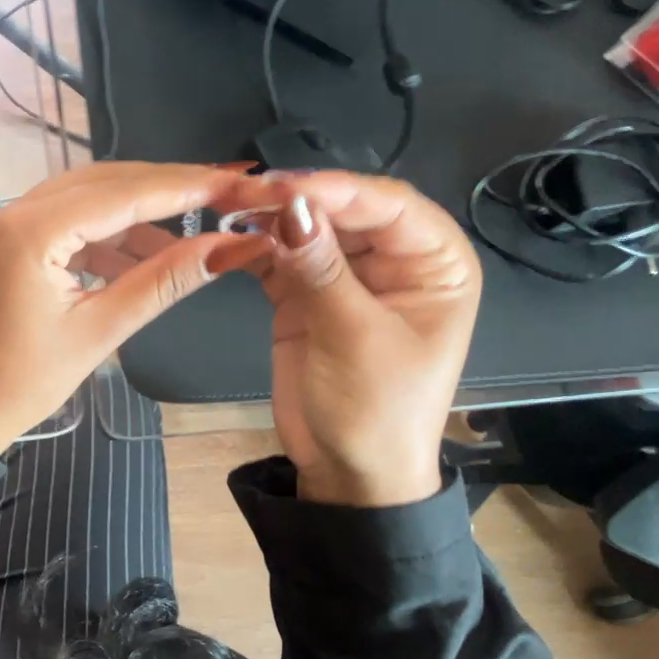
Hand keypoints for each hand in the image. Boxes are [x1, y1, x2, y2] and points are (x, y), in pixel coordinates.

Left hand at [0, 162, 266, 452]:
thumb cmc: (27, 382)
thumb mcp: (102, 330)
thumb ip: (164, 280)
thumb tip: (233, 246)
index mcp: (30, 234)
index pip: (122, 193)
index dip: (186, 187)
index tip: (239, 182)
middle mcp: (11, 214)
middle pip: (103, 182)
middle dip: (165, 190)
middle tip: (224, 196)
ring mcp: (2, 226)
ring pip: (84, 197)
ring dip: (135, 212)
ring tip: (188, 237)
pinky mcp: (2, 243)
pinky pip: (63, 221)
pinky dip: (103, 233)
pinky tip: (141, 253)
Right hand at [224, 172, 481, 506]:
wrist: (348, 472)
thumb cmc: (374, 408)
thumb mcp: (354, 337)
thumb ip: (321, 271)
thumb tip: (291, 208)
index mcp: (434, 263)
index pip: (387, 207)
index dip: (335, 191)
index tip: (280, 186)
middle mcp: (392, 263)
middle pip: (342, 214)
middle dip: (294, 202)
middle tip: (240, 194)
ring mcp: (344, 282)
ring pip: (306, 235)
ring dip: (267, 225)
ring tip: (225, 215)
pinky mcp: (304, 303)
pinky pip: (279, 266)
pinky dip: (253, 256)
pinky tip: (227, 248)